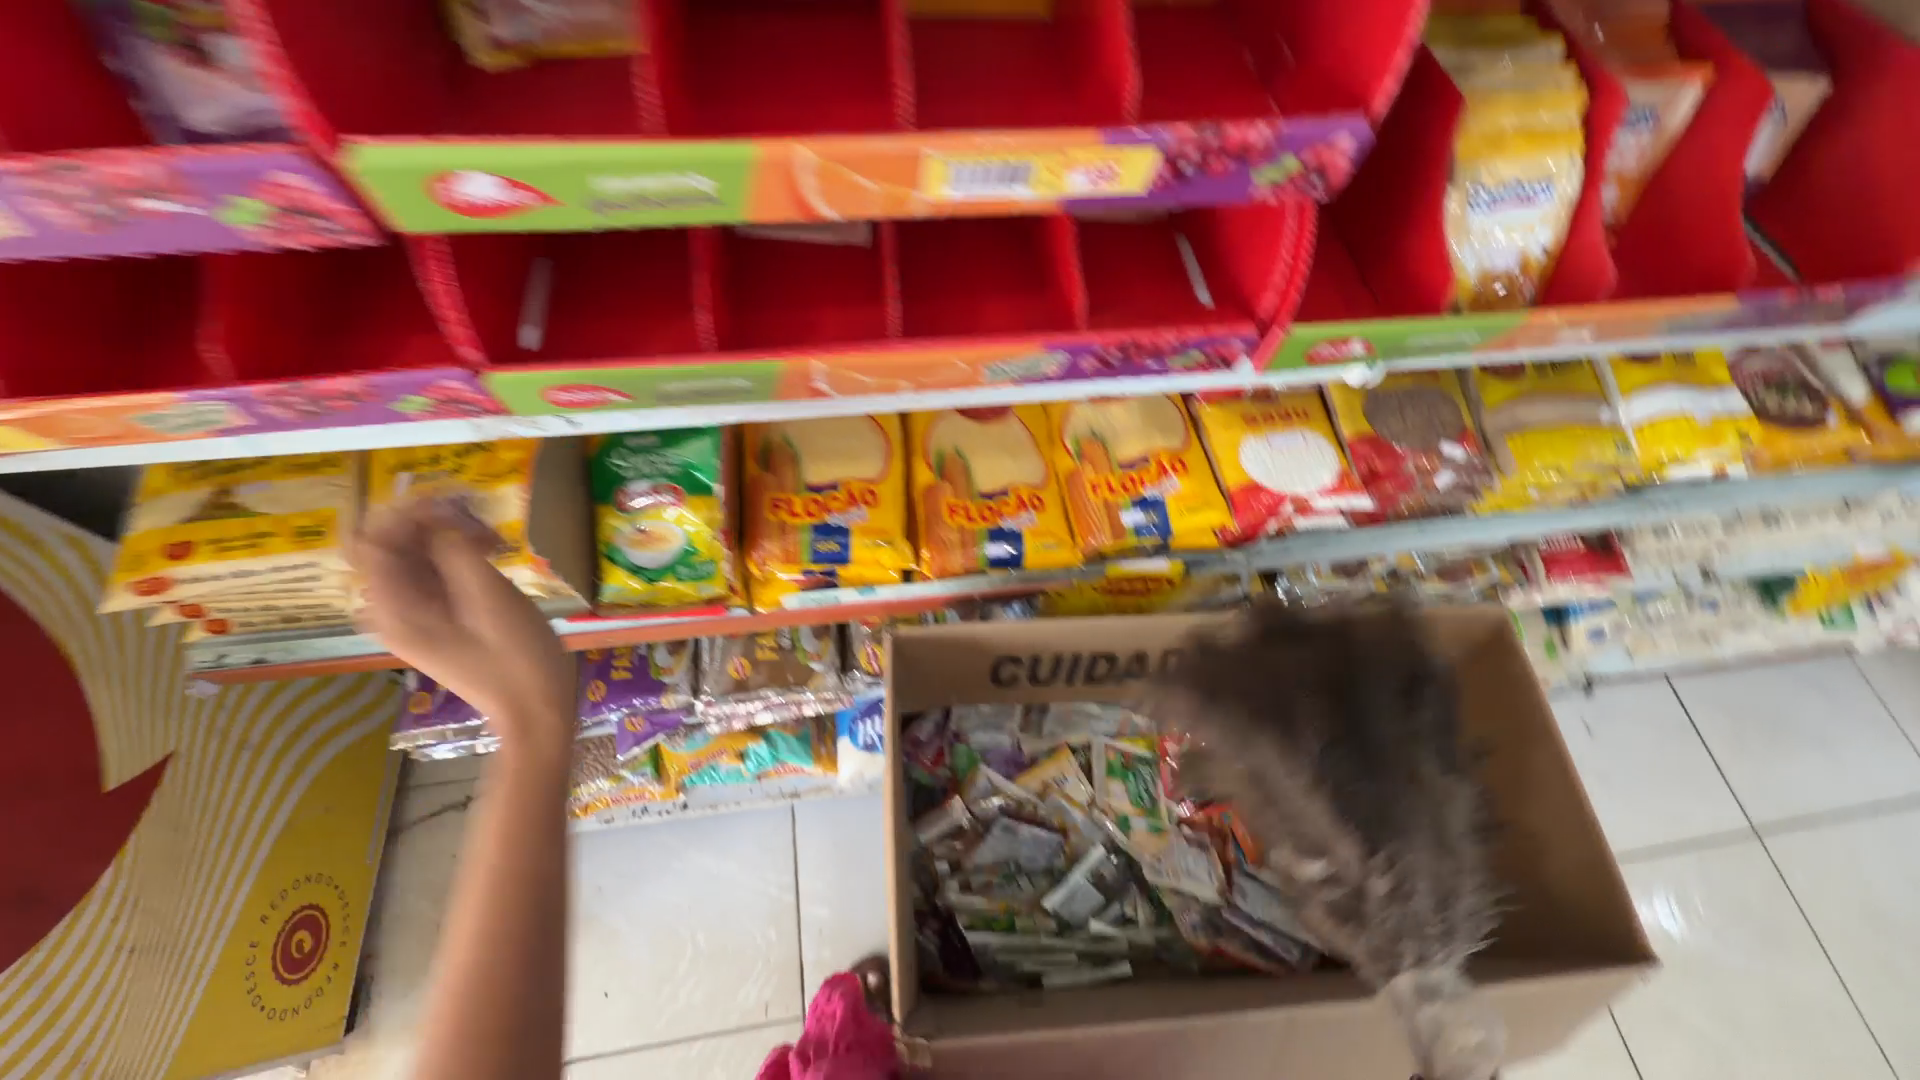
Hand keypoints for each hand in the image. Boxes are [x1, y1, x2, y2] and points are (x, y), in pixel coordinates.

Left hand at [352, 497, 574, 755]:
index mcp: (393, 608)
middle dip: (433, 522)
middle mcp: (393, 609)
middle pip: (393, 544)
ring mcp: (416, 616)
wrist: (535, 710)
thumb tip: (441, 511)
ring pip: (417, 555)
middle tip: (483, 521)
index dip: (408, 511)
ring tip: (495, 539)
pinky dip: (459, 556)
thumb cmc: (516, 657)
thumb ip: (455, 549)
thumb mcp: (488, 597)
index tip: (457, 501)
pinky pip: (435, 574)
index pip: (374, 539)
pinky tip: (493, 555)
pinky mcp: (440, 619)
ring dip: (450, 536)